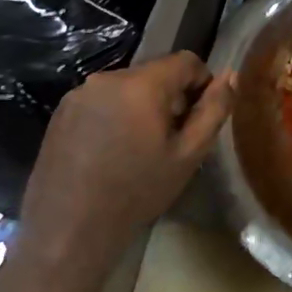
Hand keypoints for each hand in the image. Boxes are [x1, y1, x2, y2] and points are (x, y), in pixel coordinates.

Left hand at [16, 52, 234, 271]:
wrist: (68, 231)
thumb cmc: (137, 192)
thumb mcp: (189, 154)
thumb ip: (214, 109)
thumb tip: (230, 76)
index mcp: (142, 84)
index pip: (186, 61)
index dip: (202, 82)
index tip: (200, 116)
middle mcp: (108, 78)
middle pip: (155, 72)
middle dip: (171, 96)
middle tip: (173, 136)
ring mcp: (79, 94)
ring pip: (128, 86)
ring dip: (143, 104)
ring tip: (141, 145)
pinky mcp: (61, 111)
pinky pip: (103, 99)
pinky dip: (116, 113)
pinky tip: (113, 149)